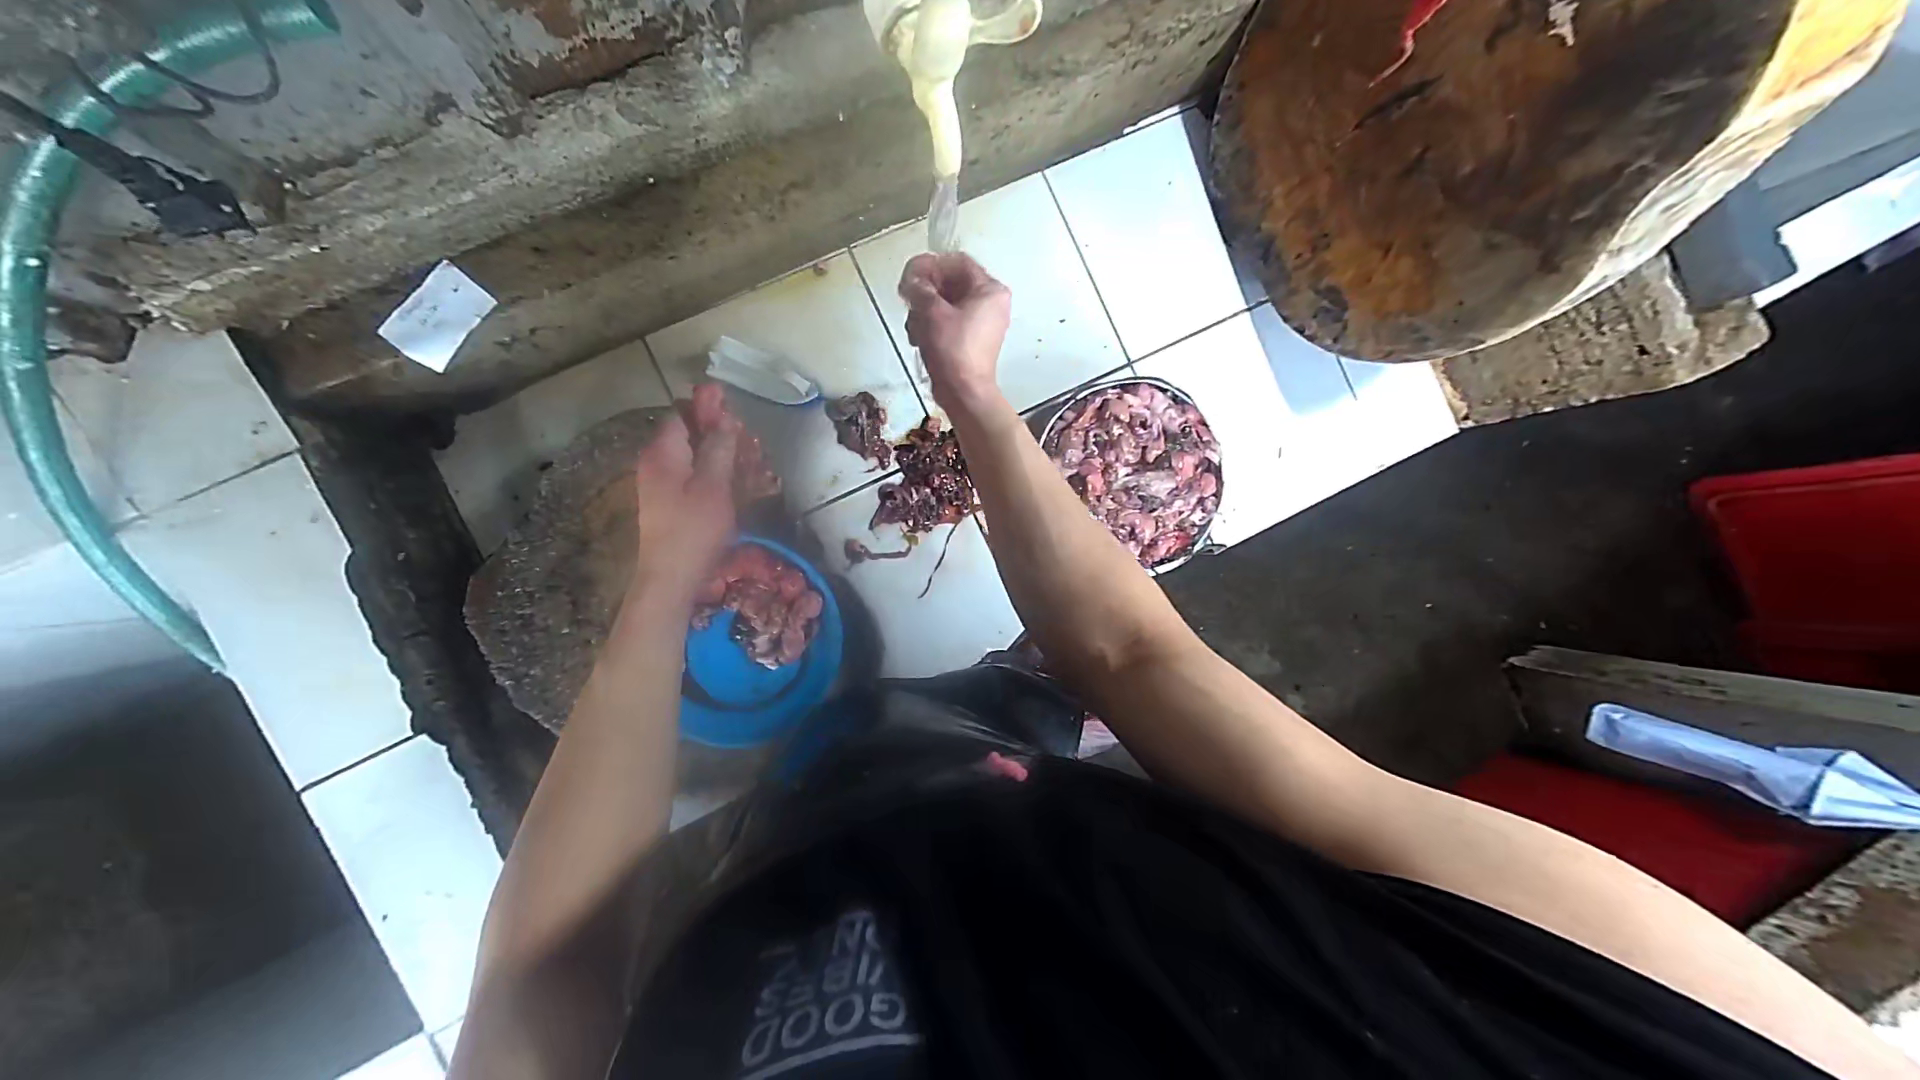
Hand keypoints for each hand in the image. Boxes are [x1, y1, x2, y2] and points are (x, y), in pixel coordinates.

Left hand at [626, 413, 737, 606]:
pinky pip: (695, 478)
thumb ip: (719, 448)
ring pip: (695, 458)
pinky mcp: (672, 505)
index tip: (731, 403)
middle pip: (688, 435)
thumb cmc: (693, 530)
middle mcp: (658, 464)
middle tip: (749, 436)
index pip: (681, 414)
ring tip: (753, 457)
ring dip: (721, 454)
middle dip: (718, 430)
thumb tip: (725, 419)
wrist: (672, 578)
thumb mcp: (713, 485)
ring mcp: (663, 486)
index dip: (706, 406)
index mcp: (663, 454)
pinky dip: (716, 474)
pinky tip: (739, 482)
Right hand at [898, 252, 1010, 410]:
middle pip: (951, 283)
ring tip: (914, 327)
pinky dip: (932, 326)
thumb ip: (919, 287)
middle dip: (925, 293)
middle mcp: (991, 303)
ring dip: (924, 312)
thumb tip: (912, 280)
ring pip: (946, 303)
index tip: (911, 279)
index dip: (930, 266)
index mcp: (990, 290)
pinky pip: (949, 321)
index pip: (957, 262)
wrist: (963, 392)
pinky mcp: (971, 339)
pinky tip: (919, 338)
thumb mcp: (931, 311)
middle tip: (909, 302)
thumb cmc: (953, 350)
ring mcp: (982, 322)